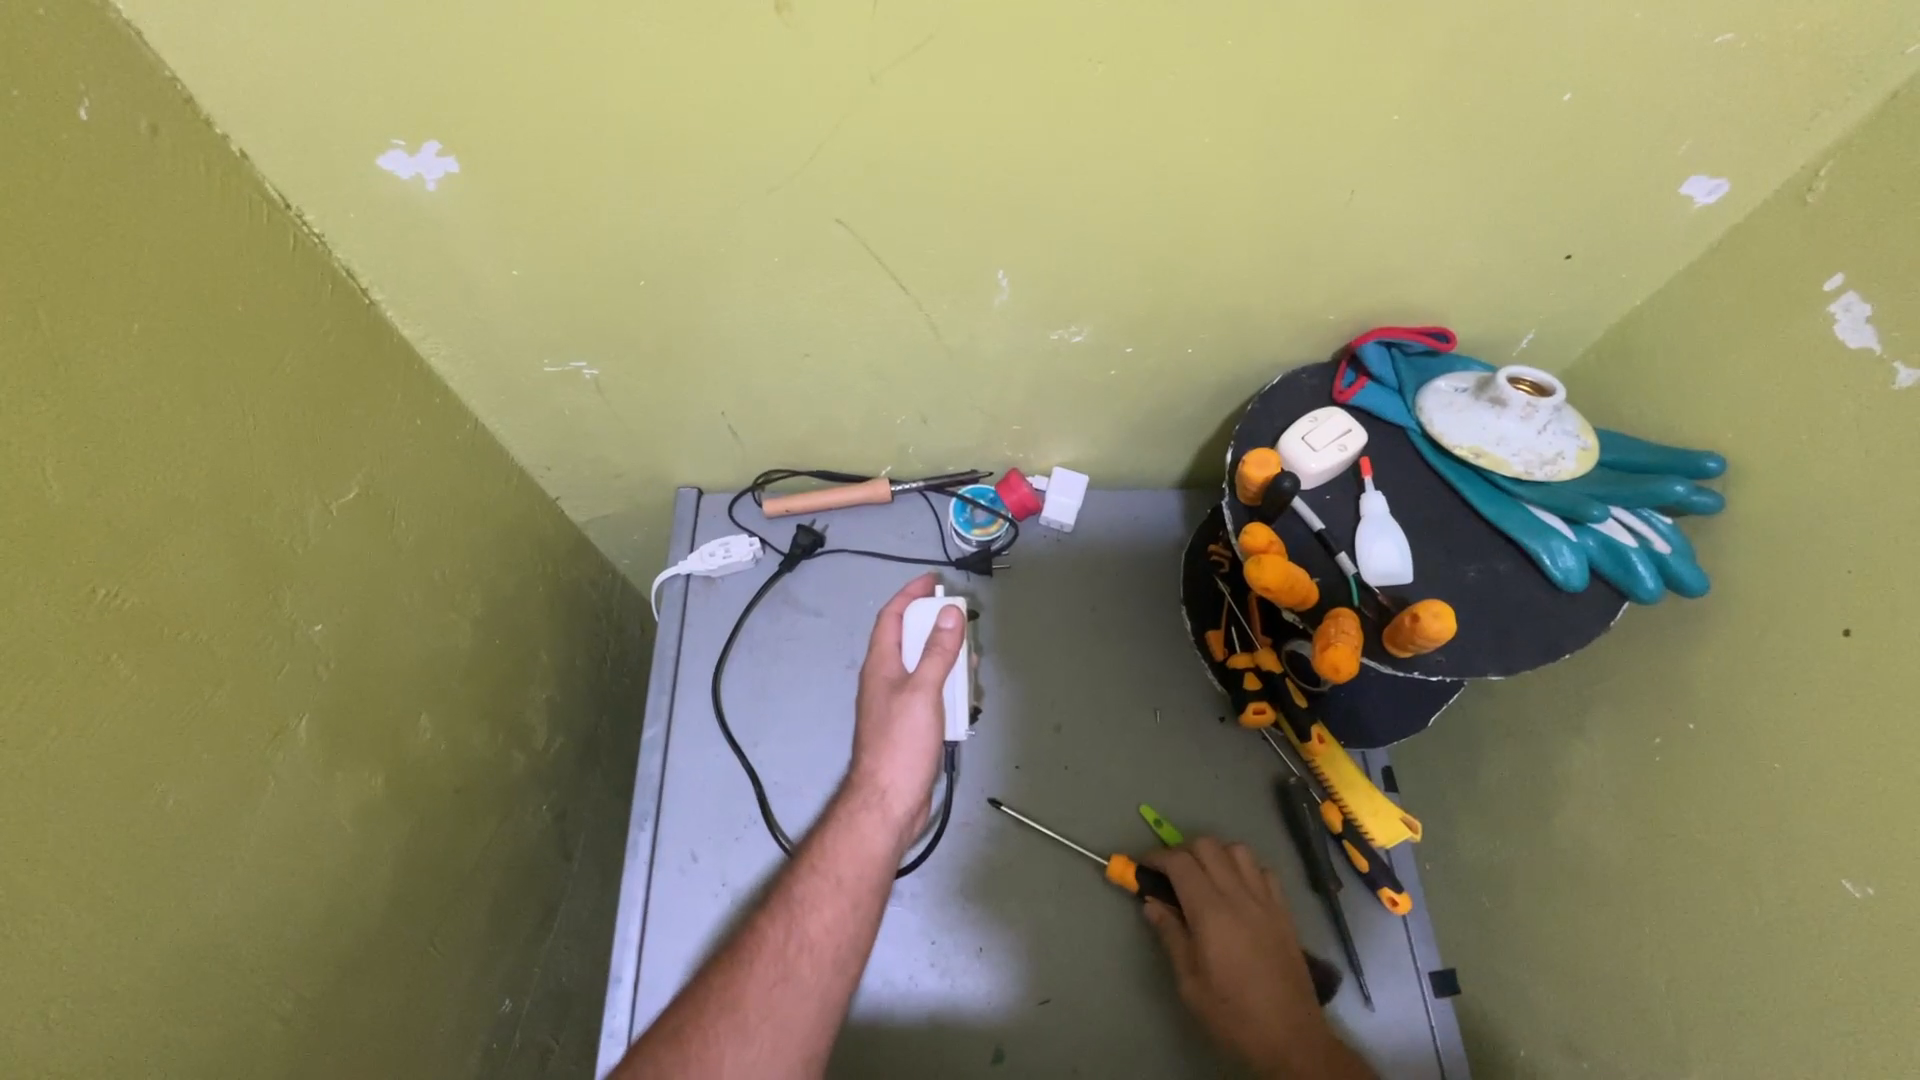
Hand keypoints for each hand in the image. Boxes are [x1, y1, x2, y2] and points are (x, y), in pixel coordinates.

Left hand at [844, 574, 965, 849]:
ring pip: (926, 670)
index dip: (910, 595)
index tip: (933, 581)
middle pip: (911, 641)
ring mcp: (899, 705)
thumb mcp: (923, 692)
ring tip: (972, 661)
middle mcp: (886, 680)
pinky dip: (950, 691)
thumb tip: (949, 613)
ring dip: (948, 661)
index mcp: (881, 665)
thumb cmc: (900, 744)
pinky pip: (933, 696)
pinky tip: (967, 699)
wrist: (888, 803)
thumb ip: (938, 652)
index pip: (892, 618)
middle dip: (937, 628)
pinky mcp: (912, 727)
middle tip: (964, 623)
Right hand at [1142, 839, 1368, 1078]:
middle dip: (1182, 851)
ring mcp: (1265, 900)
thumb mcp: (1190, 982)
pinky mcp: (1284, 911)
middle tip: (1170, 875)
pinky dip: (1245, 869)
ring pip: (1237, 850)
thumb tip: (1151, 903)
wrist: (1291, 1038)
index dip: (1156, 857)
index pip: (1179, 862)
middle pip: (1207, 845)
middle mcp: (1238, 896)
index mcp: (1211, 912)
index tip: (1143, 868)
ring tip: (1204, 877)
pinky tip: (1238, 890)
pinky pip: (1263, 870)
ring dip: (1215, 854)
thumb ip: (1171, 935)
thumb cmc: (1233, 1014)